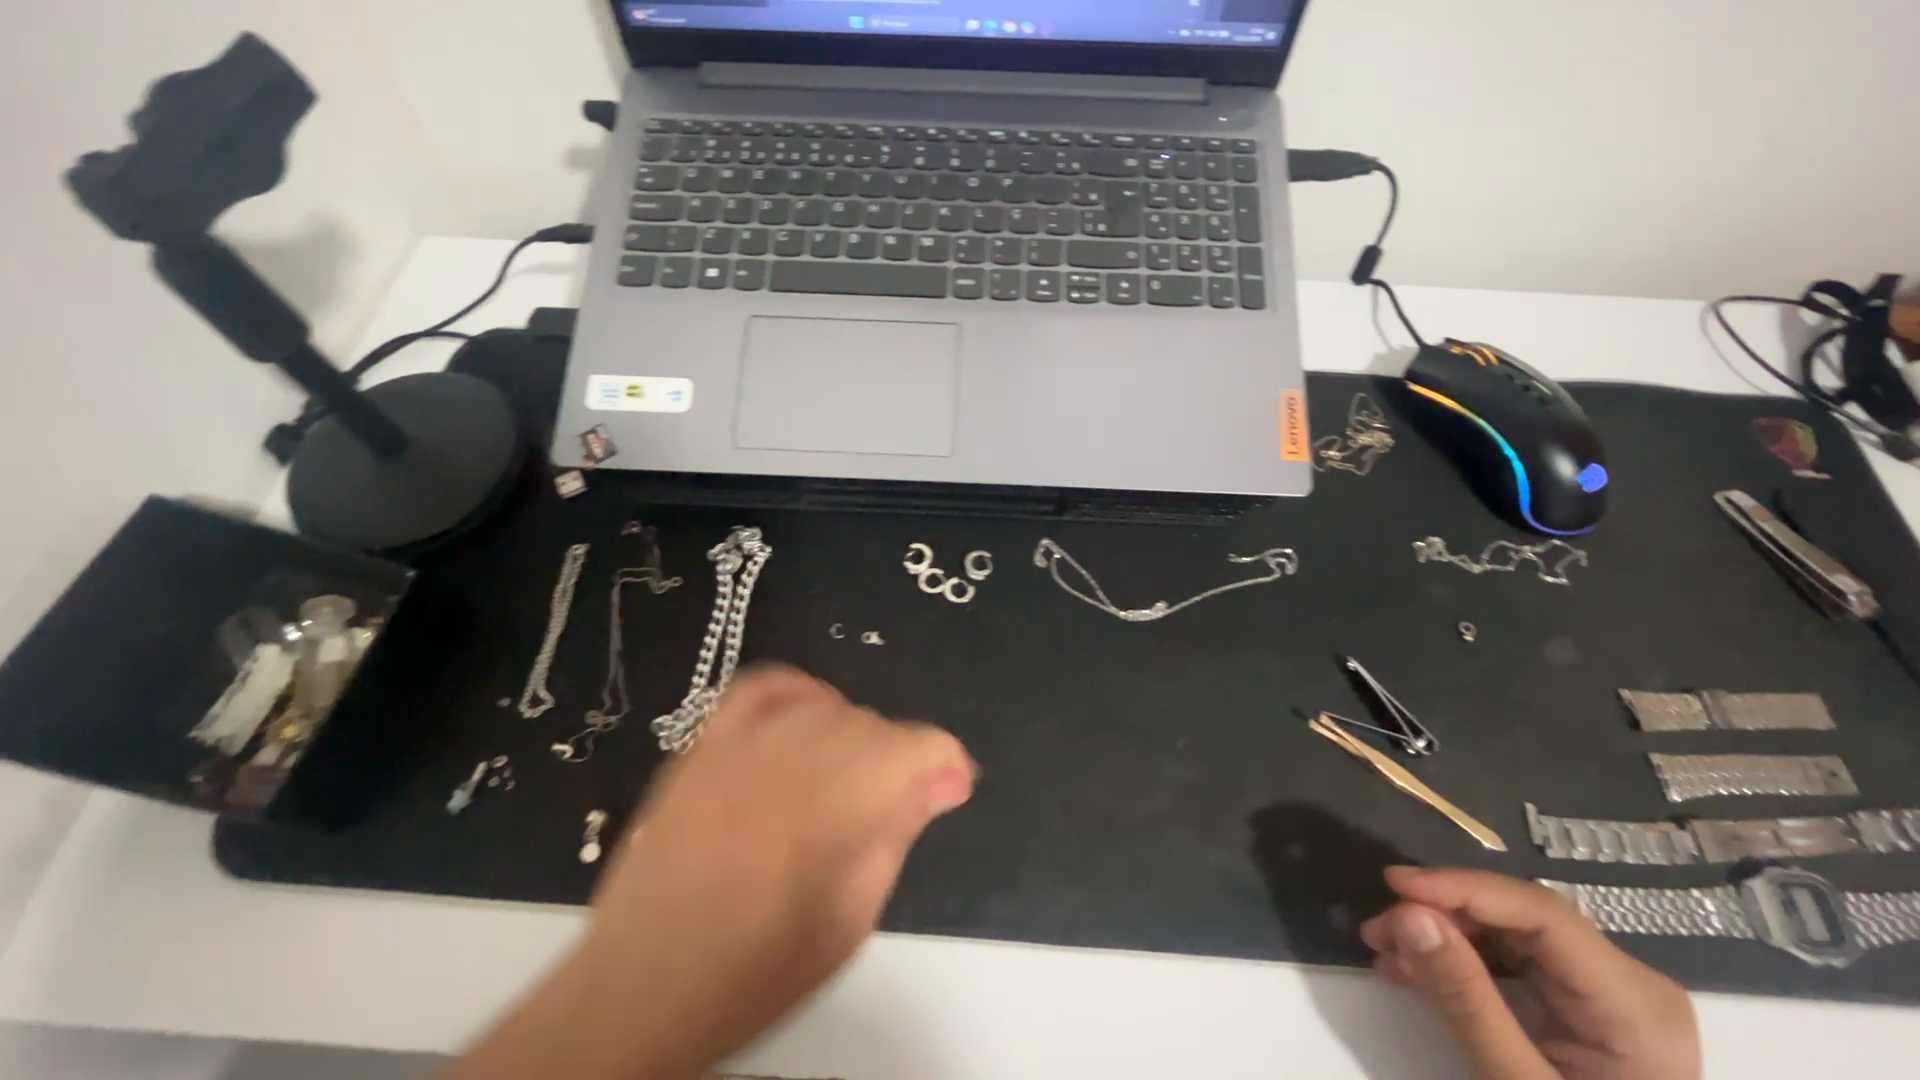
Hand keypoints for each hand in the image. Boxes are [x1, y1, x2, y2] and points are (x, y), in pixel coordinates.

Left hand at [448, 667, 974, 1079]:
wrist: (639, 990)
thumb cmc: (754, 975)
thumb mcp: (846, 923)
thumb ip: (894, 837)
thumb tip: (944, 780)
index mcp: (823, 817)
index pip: (910, 747)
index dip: (944, 762)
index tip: (950, 791)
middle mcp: (779, 767)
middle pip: (866, 724)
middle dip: (898, 758)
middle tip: (896, 805)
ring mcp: (731, 752)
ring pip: (820, 706)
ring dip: (852, 732)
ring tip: (848, 776)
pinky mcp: (697, 750)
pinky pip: (756, 691)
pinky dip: (796, 693)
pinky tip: (808, 719)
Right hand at [1360, 867, 1700, 1079]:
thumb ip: (1465, 1000)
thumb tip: (1408, 916)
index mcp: (1634, 1003)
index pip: (1541, 913)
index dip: (1464, 888)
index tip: (1393, 884)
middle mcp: (1630, 983)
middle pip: (1524, 919)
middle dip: (1444, 915)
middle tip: (1377, 931)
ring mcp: (1609, 993)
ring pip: (1513, 935)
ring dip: (1445, 936)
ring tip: (1386, 952)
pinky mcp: (1583, 1006)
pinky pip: (1516, 962)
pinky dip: (1463, 961)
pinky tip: (1417, 971)